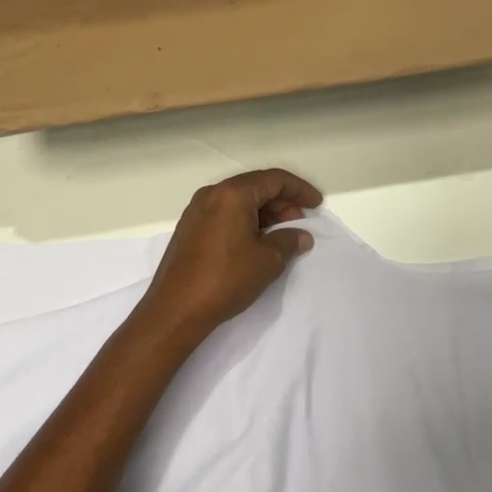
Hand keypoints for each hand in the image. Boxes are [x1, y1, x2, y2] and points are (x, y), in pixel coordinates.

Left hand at [138, 169, 322, 341]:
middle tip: (301, 221)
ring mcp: (197, 211)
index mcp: (232, 194)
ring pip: (239, 201)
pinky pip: (225, 213)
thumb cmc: (225, 279)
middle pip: (255, 187)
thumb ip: (289, 240)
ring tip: (282, 233)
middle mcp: (212, 194)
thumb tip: (302, 236)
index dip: (299, 189)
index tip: (316, 204)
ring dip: (264, 212)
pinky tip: (257, 241)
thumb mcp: (268, 260)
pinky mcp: (189, 229)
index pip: (274, 180)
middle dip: (282, 201)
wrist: (174, 311)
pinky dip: (246, 220)